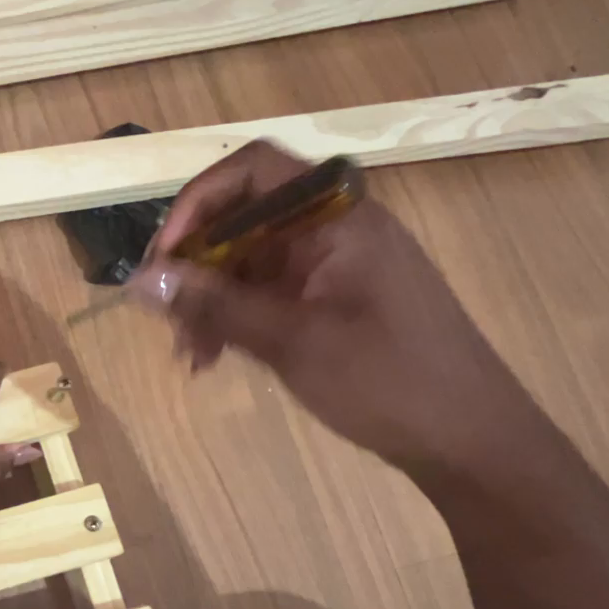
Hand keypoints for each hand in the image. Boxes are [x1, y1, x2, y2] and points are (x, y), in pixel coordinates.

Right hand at [132, 140, 550, 475]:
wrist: (469, 438)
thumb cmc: (389, 381)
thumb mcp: (292, 342)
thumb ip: (215, 306)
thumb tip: (140, 282)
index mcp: (336, 218)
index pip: (253, 169)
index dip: (197, 202)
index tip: (165, 258)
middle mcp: (332, 229)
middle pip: (241, 219)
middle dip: (195, 267)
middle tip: (167, 321)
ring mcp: (332, 266)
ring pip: (247, 262)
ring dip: (208, 301)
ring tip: (191, 355)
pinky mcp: (329, 300)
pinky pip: (265, 293)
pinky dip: (232, 319)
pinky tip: (214, 359)